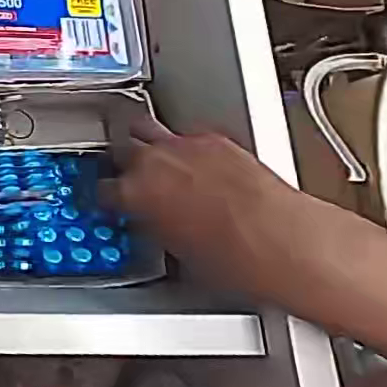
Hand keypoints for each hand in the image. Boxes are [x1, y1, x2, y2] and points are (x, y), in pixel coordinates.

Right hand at [103, 118, 381, 311]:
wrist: (284, 241)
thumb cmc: (237, 257)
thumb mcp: (175, 249)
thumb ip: (152, 223)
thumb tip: (151, 220)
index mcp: (134, 194)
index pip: (102, 189)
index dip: (103, 196)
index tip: (108, 200)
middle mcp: (154, 162)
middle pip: (122, 149)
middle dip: (122, 162)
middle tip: (127, 176)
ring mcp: (184, 146)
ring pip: (147, 129)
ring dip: (147, 142)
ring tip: (154, 158)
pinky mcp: (215, 139)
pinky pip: (187, 135)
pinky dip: (186, 146)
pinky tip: (196, 163)